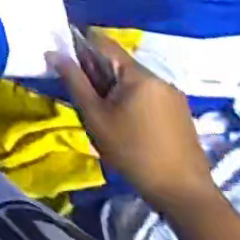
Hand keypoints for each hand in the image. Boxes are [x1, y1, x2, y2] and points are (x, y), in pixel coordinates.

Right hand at [51, 30, 215, 208]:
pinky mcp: (179, 113)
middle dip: (95, 71)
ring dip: (111, 86)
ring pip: (130, 78)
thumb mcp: (95, 115)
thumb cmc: (133, 152)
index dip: (79, 45)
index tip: (65, 62)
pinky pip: (145, 92)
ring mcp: (173, 96)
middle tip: (83, 95)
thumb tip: (53, 53)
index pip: (102, 42)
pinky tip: (123, 121)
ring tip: (101, 111)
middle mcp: (159, 79)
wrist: (185, 196)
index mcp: (139, 75)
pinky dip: (128, 97)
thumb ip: (73, 79)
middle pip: (117, 61)